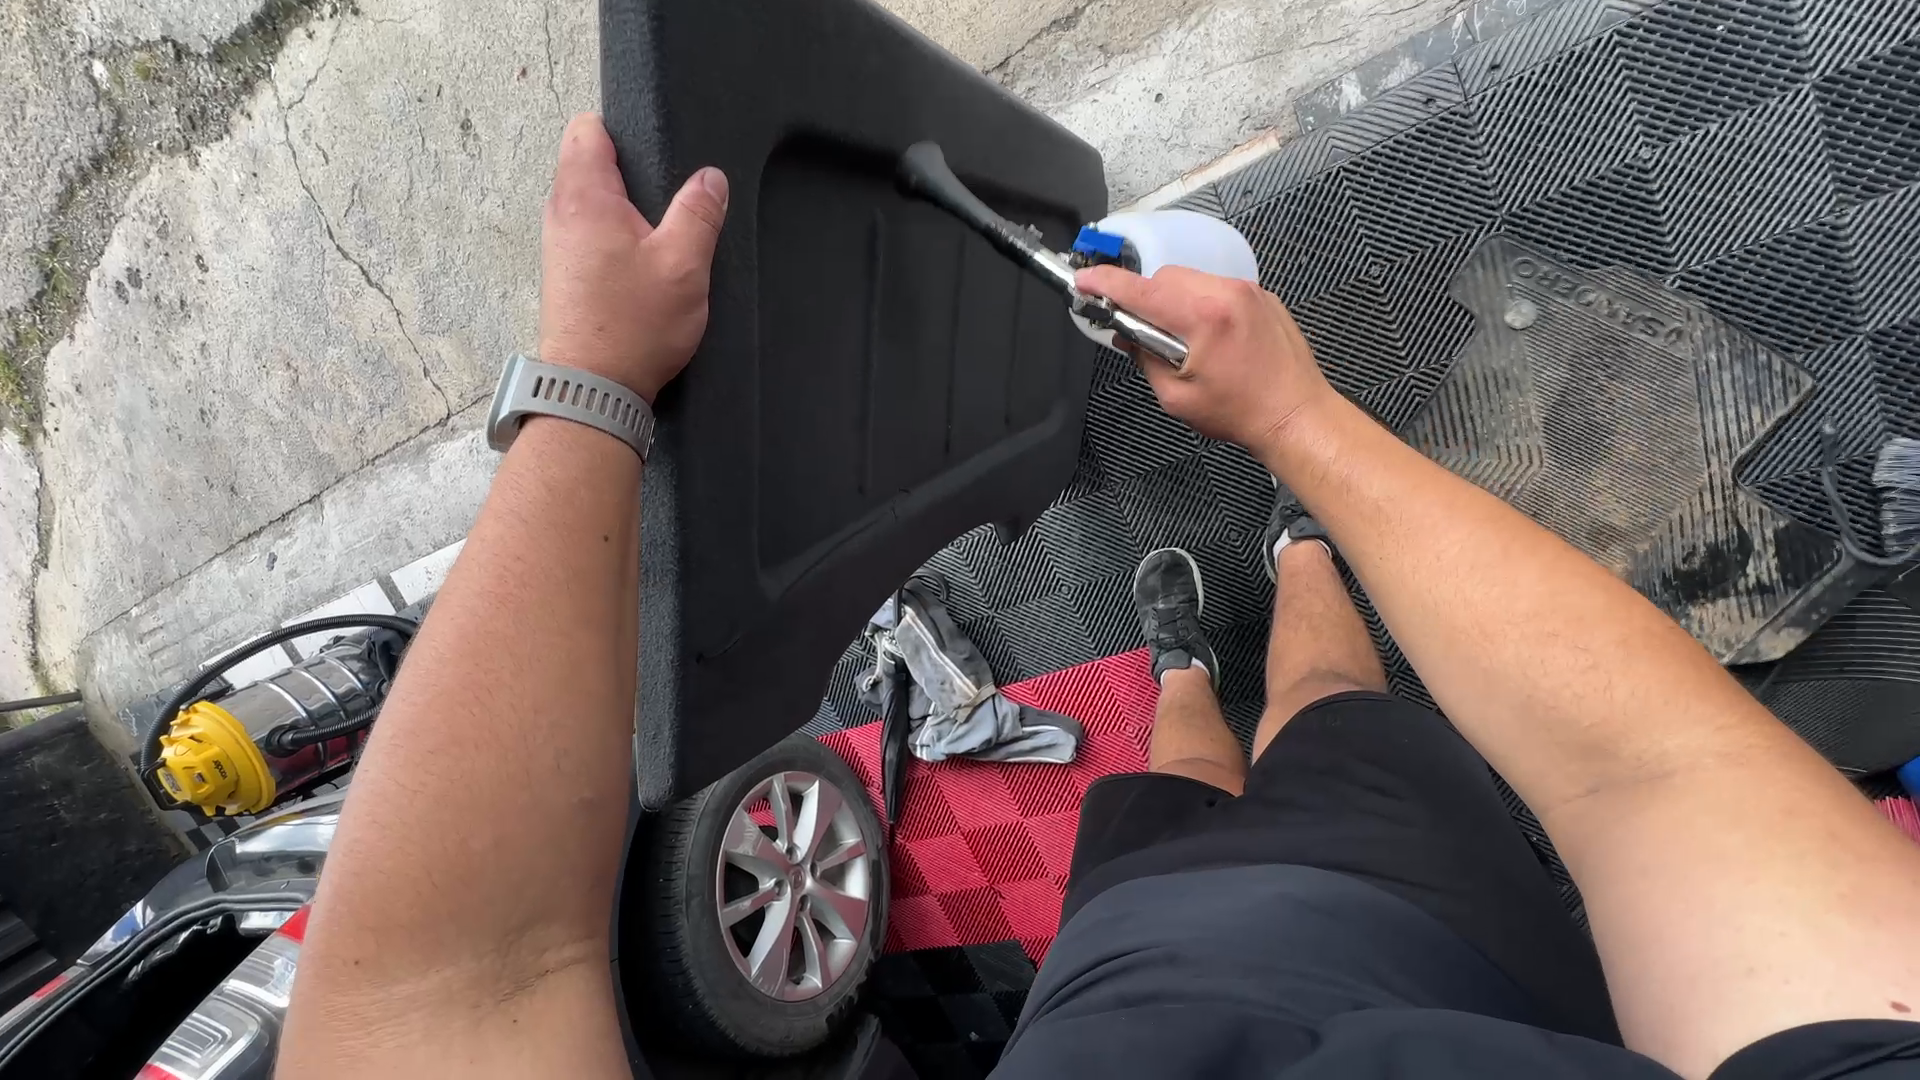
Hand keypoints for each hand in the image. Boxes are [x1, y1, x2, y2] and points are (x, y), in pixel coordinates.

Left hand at [539, 113, 728, 402]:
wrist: (595, 386)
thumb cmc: (634, 326)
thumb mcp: (683, 264)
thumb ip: (700, 214)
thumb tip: (711, 179)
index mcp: (584, 195)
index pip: (589, 129)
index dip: (625, 133)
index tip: (658, 156)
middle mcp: (561, 214)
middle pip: (591, 166)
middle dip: (633, 177)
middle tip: (672, 205)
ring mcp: (559, 246)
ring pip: (593, 207)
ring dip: (626, 216)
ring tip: (662, 242)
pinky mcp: (566, 276)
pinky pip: (592, 240)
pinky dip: (617, 244)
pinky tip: (644, 272)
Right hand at [1076, 265, 1336, 450]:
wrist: (1294, 415)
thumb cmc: (1241, 412)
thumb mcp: (1176, 397)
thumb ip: (1145, 359)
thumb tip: (1128, 336)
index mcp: (1203, 318)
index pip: (1141, 291)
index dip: (1105, 284)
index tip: (1084, 280)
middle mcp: (1227, 294)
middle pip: (1165, 277)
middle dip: (1144, 299)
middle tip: (1139, 333)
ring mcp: (1248, 292)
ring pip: (1190, 280)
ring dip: (1172, 302)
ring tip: (1179, 341)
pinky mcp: (1261, 297)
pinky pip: (1216, 288)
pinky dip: (1199, 305)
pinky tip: (1206, 339)